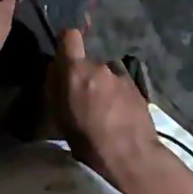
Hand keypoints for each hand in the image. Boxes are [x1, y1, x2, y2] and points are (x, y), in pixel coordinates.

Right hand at [48, 30, 163, 183]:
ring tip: (105, 109)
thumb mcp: (59, 115)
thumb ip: (55, 85)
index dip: (67, 43)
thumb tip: (55, 66)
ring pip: (106, 74)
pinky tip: (120, 114)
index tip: (66, 56)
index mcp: (76, 70)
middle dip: (86, 75)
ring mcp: (121, 75)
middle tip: (86, 97)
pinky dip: (118, 95)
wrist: (130, 157)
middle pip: (88, 61)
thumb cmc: (87, 140)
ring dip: (104, 85)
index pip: (70, 36)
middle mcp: (99, 66)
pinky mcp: (137, 87)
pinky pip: (121, 84)